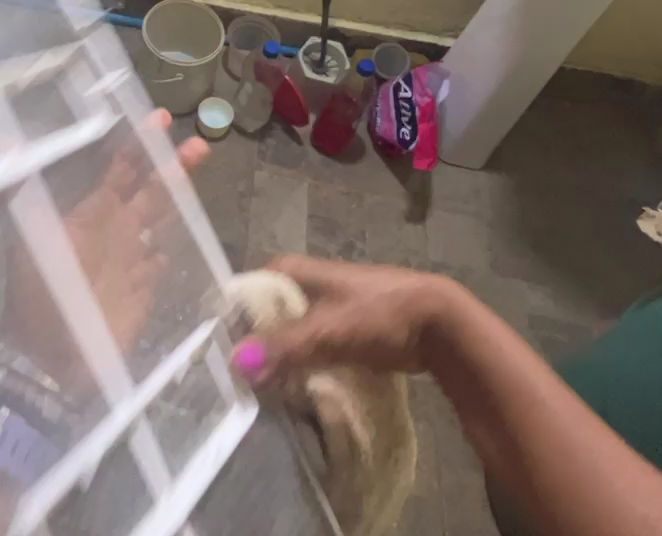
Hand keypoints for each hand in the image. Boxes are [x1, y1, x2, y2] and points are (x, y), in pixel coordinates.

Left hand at [0, 110, 209, 391]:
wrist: (47, 360)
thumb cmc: (38, 293)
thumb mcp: (27, 235)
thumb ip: (20, 187)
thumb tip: (2, 138)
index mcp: (89, 213)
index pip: (118, 168)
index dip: (137, 143)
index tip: (159, 119)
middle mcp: (113, 230)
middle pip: (149, 189)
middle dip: (172, 165)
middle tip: (198, 143)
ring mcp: (130, 260)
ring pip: (162, 219)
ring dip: (181, 196)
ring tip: (202, 170)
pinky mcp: (143, 292)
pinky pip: (161, 262)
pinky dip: (174, 248)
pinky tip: (188, 232)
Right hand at [234, 254, 467, 381]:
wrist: (438, 324)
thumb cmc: (380, 313)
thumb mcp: (328, 329)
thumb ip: (283, 346)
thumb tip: (235, 364)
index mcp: (288, 269)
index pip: (243, 296)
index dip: (231, 327)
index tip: (222, 363)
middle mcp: (297, 283)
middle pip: (261, 318)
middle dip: (254, 350)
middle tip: (242, 387)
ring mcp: (317, 306)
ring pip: (283, 336)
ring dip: (277, 361)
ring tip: (264, 394)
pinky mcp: (334, 328)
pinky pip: (304, 348)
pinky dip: (298, 366)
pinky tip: (293, 389)